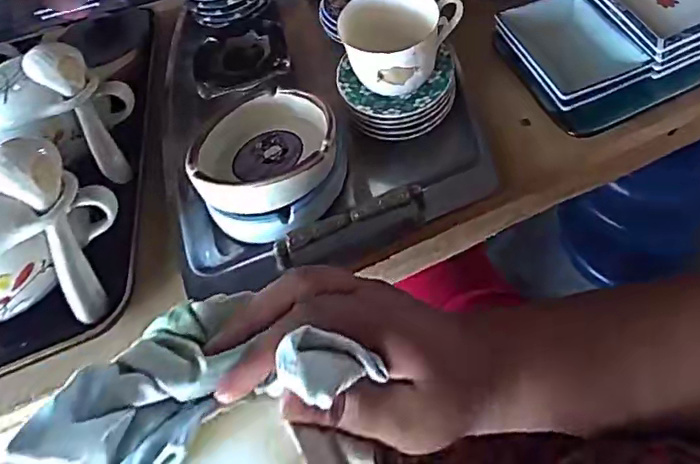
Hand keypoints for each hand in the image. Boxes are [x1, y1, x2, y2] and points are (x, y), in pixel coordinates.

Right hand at [207, 267, 500, 454]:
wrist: (487, 362)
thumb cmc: (453, 393)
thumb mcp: (410, 419)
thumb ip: (353, 406)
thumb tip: (289, 400)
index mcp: (377, 317)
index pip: (307, 319)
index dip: (264, 348)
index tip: (227, 383)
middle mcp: (365, 291)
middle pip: (298, 286)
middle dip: (251, 316)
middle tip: (212, 354)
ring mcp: (363, 288)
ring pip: (302, 280)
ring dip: (262, 306)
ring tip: (229, 342)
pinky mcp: (362, 295)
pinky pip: (312, 288)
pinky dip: (280, 304)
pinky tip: (265, 331)